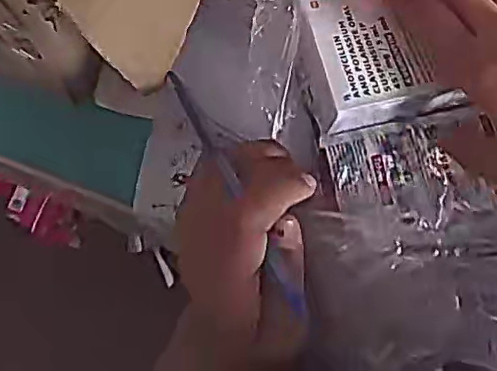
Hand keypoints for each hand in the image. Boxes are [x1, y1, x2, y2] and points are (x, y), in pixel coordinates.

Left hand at [167, 140, 314, 369]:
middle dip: (273, 165)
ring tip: (282, 174)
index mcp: (224, 269)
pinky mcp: (188, 206)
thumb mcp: (286, 324)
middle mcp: (199, 235)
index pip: (243, 209)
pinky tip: (257, 173)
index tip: (307, 188)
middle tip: (300, 181)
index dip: (280, 184)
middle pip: (229, 174)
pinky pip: (211, 165)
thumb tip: (288, 222)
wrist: (214, 340)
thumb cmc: (254, 335)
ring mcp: (188, 216)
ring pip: (219, 162)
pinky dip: (238, 159)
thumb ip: (291, 272)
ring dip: (256, 157)